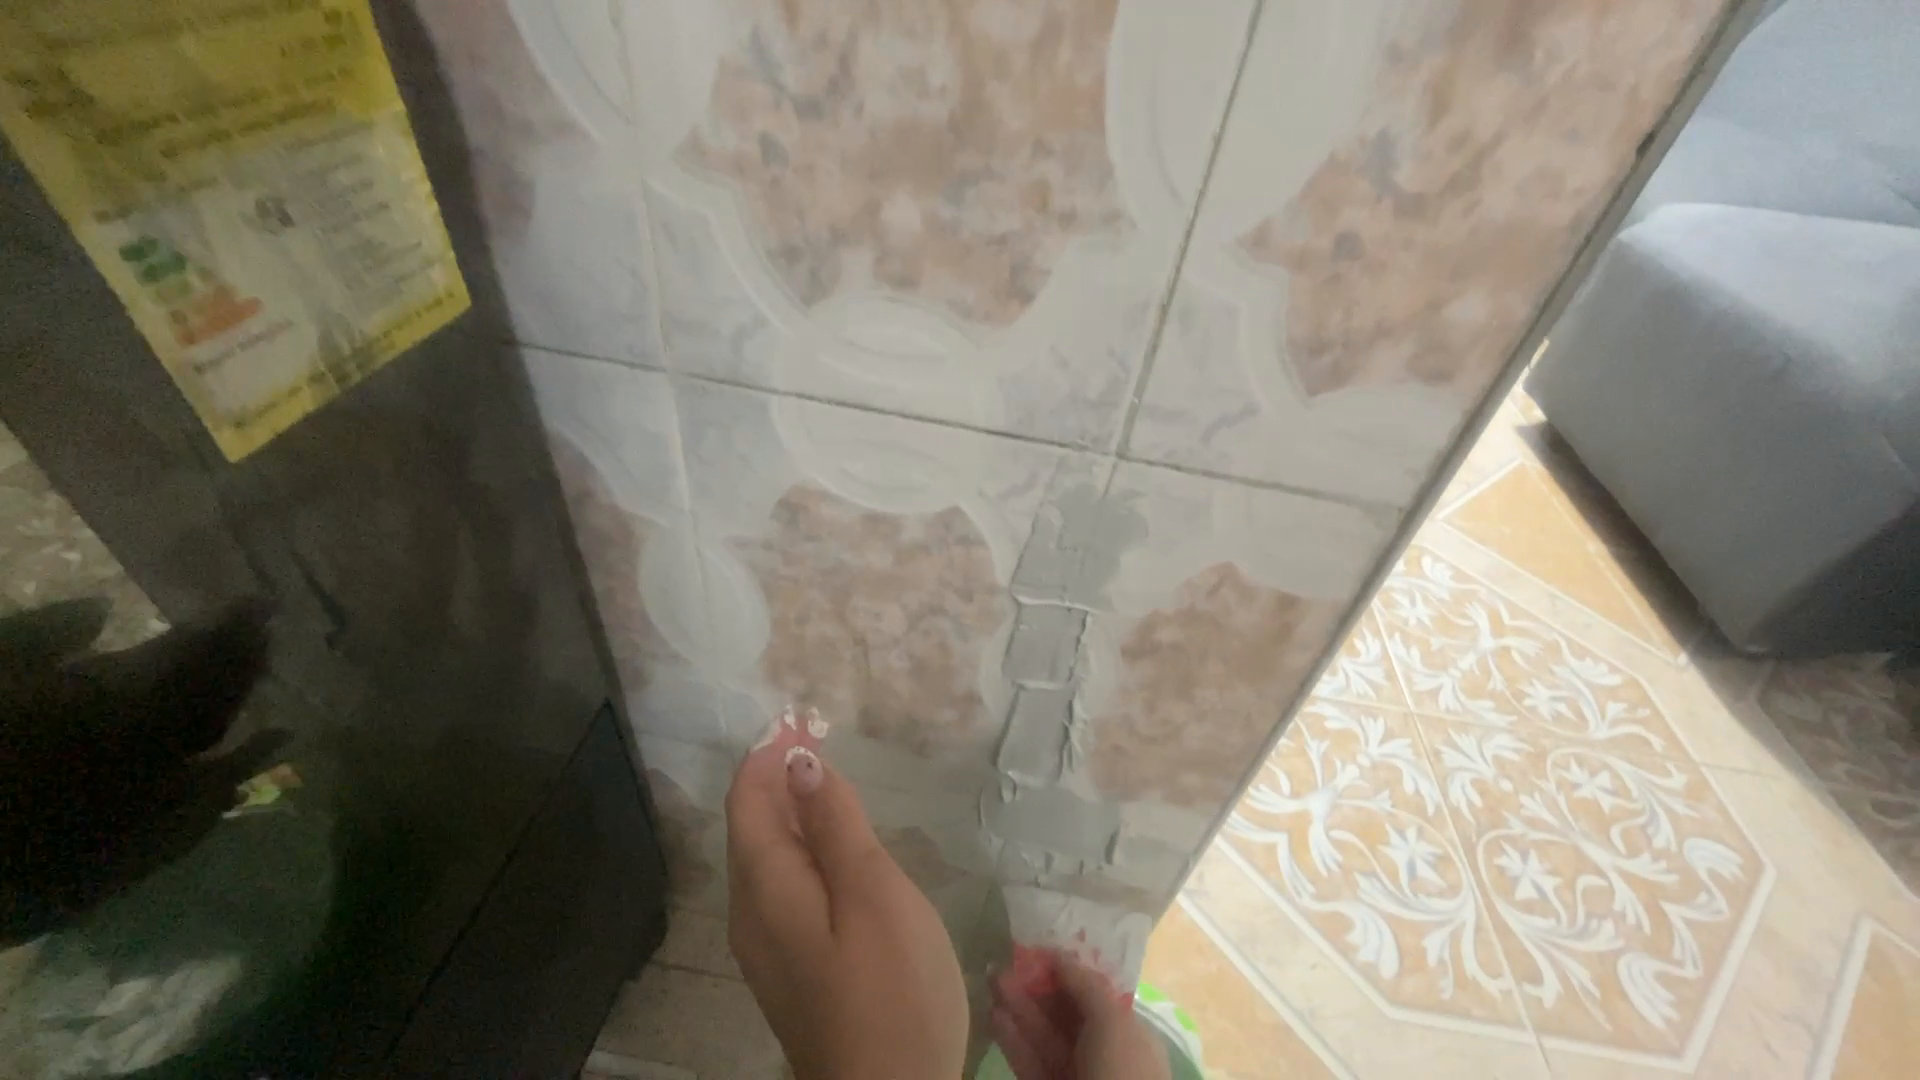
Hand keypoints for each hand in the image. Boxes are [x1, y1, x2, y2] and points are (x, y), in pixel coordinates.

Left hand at [725, 707, 968, 1079]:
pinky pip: (782, 884)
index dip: (770, 753)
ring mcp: (767, 944)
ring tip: (829, 776)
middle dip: (777, 774)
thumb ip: (835, 824)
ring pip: (767, 854)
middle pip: (752, 824)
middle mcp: (751, 911)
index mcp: (764, 886)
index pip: (749, 799)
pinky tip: (834, 846)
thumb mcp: (871, 892)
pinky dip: (801, 846)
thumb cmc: (890, 988)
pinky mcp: (790, 964)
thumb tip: (801, 762)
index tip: (802, 716)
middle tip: (817, 734)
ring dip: (791, 808)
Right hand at [991, 953, 1170, 1079]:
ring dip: (1018, 1007)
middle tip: (1006, 961)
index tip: (1038, 951)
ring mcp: (1075, 1078)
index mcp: (1130, 1037)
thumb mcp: (1112, 1022)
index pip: (1095, 997)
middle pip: (1064, 1014)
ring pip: (1043, 1037)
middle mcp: (1103, 1056)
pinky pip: (1030, 1063)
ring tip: (992, 978)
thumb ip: (1085, 985)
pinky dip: (1012, 1040)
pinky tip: (993, 1014)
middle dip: (1036, 987)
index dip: (1067, 973)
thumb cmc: (1122, 1074)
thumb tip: (1059, 955)